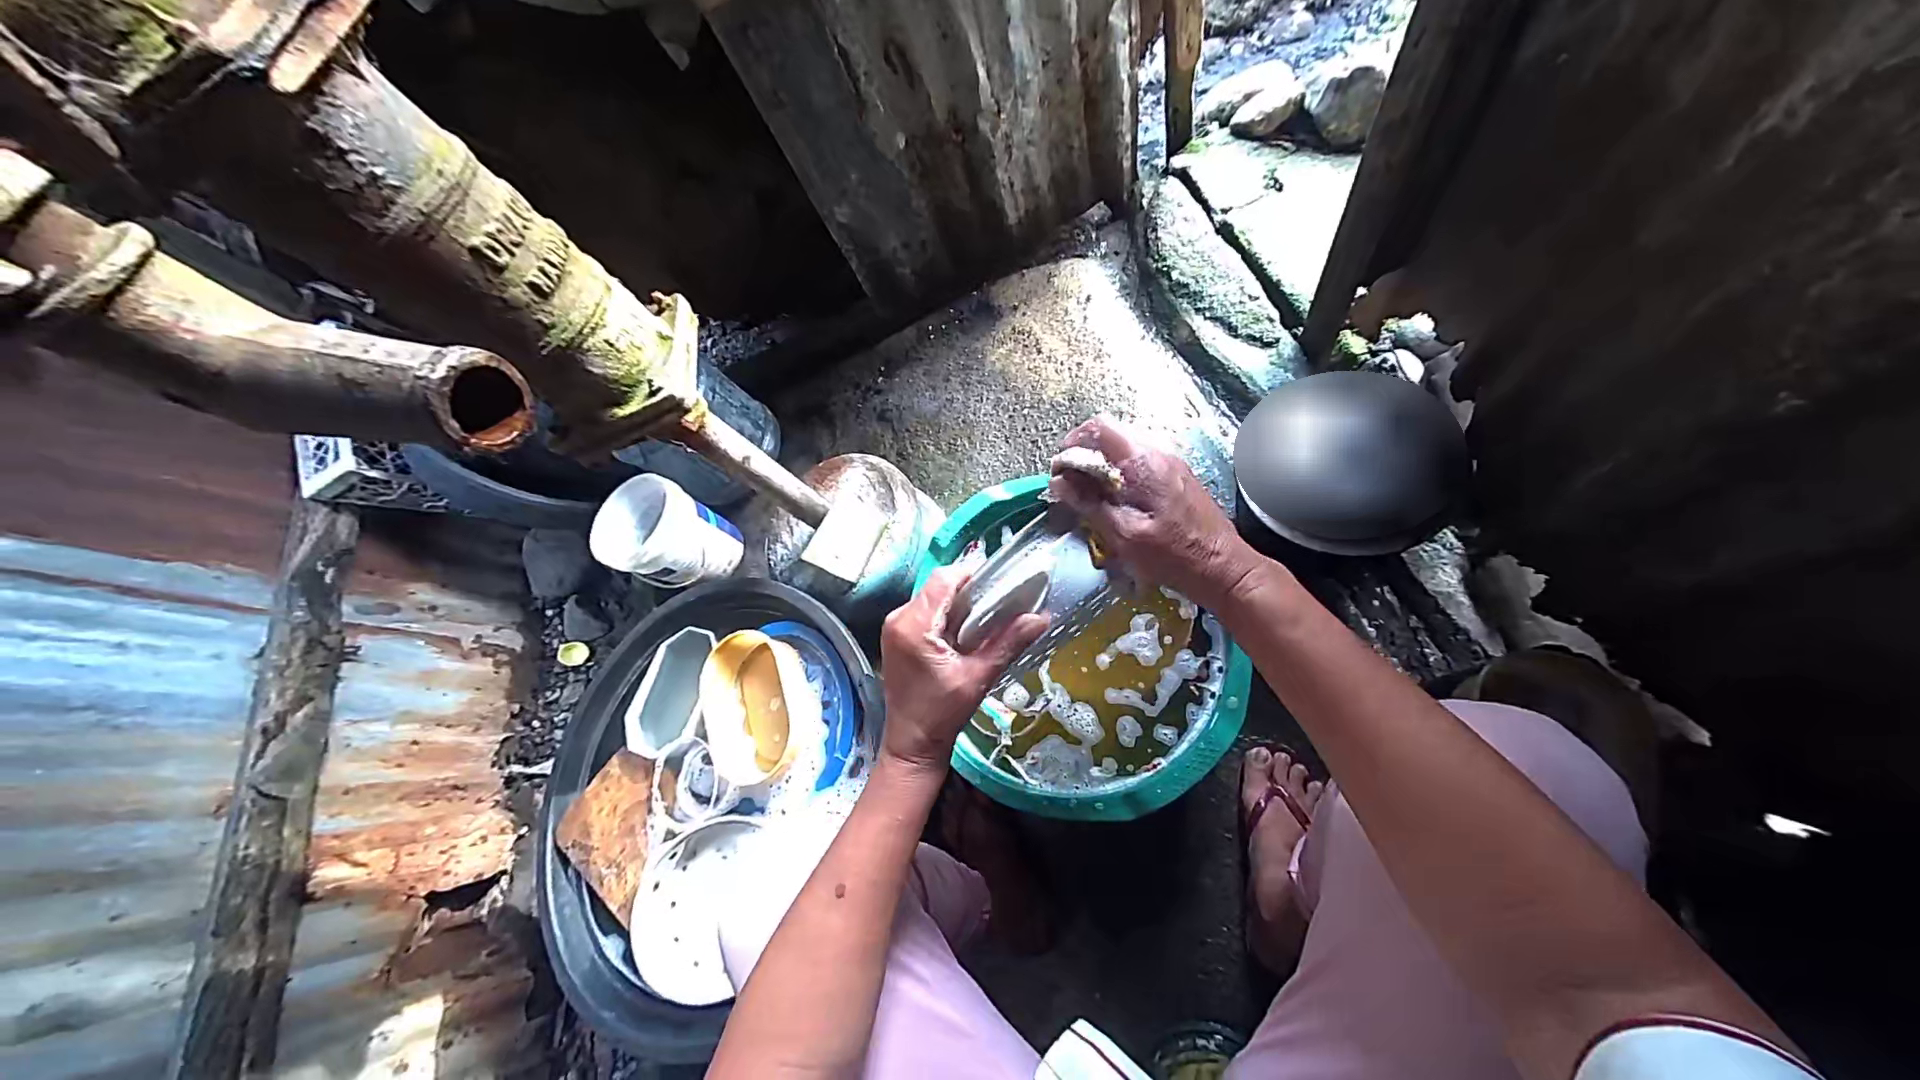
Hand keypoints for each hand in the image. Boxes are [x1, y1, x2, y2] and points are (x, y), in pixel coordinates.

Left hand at [879, 565, 1047, 771]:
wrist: (912, 744)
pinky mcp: (897, 637)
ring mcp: (894, 627)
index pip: (943, 578)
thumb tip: (1041, 617)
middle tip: (998, 604)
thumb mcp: (978, 676)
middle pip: (937, 586)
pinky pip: (925, 612)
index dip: (972, 575)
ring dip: (958, 603)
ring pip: (932, 598)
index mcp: (913, 625)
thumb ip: (1008, 642)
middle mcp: (898, 619)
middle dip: (968, 591)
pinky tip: (965, 633)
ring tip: (985, 619)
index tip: (999, 585)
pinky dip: (946, 616)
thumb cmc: (941, 714)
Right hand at [1048, 414, 1262, 610]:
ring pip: (1123, 453)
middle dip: (1084, 458)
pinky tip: (1115, 505)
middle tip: (1071, 489)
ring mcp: (1170, 466)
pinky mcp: (1176, 480)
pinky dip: (1119, 479)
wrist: (1223, 569)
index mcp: (1145, 462)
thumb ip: (1090, 504)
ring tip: (1090, 499)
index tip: (1060, 471)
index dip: (1072, 443)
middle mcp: (1159, 455)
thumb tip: (1058, 482)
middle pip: (1111, 438)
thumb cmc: (1174, 555)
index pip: (1100, 427)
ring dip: (1100, 470)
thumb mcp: (1124, 535)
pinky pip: (1138, 467)